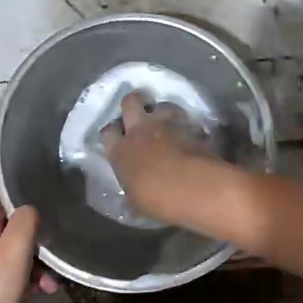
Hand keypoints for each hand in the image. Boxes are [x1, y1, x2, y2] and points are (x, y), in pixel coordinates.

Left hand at [0, 187, 53, 302]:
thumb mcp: (15, 249)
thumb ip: (25, 220)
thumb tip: (29, 207)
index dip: (16, 183)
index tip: (41, 187)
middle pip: (7, 217)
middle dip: (33, 231)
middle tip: (53, 246)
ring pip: (10, 242)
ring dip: (33, 257)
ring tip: (51, 280)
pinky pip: (5, 261)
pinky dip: (23, 271)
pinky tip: (40, 288)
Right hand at [98, 92, 216, 220]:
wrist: (195, 188)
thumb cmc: (157, 199)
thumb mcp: (135, 200)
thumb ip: (131, 186)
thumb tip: (132, 187)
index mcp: (121, 150)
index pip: (108, 132)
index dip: (112, 132)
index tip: (117, 137)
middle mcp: (141, 130)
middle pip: (131, 101)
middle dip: (134, 102)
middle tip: (140, 110)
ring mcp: (168, 125)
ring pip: (163, 105)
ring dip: (164, 112)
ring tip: (169, 123)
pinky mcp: (192, 127)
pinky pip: (187, 121)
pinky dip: (188, 126)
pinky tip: (191, 136)